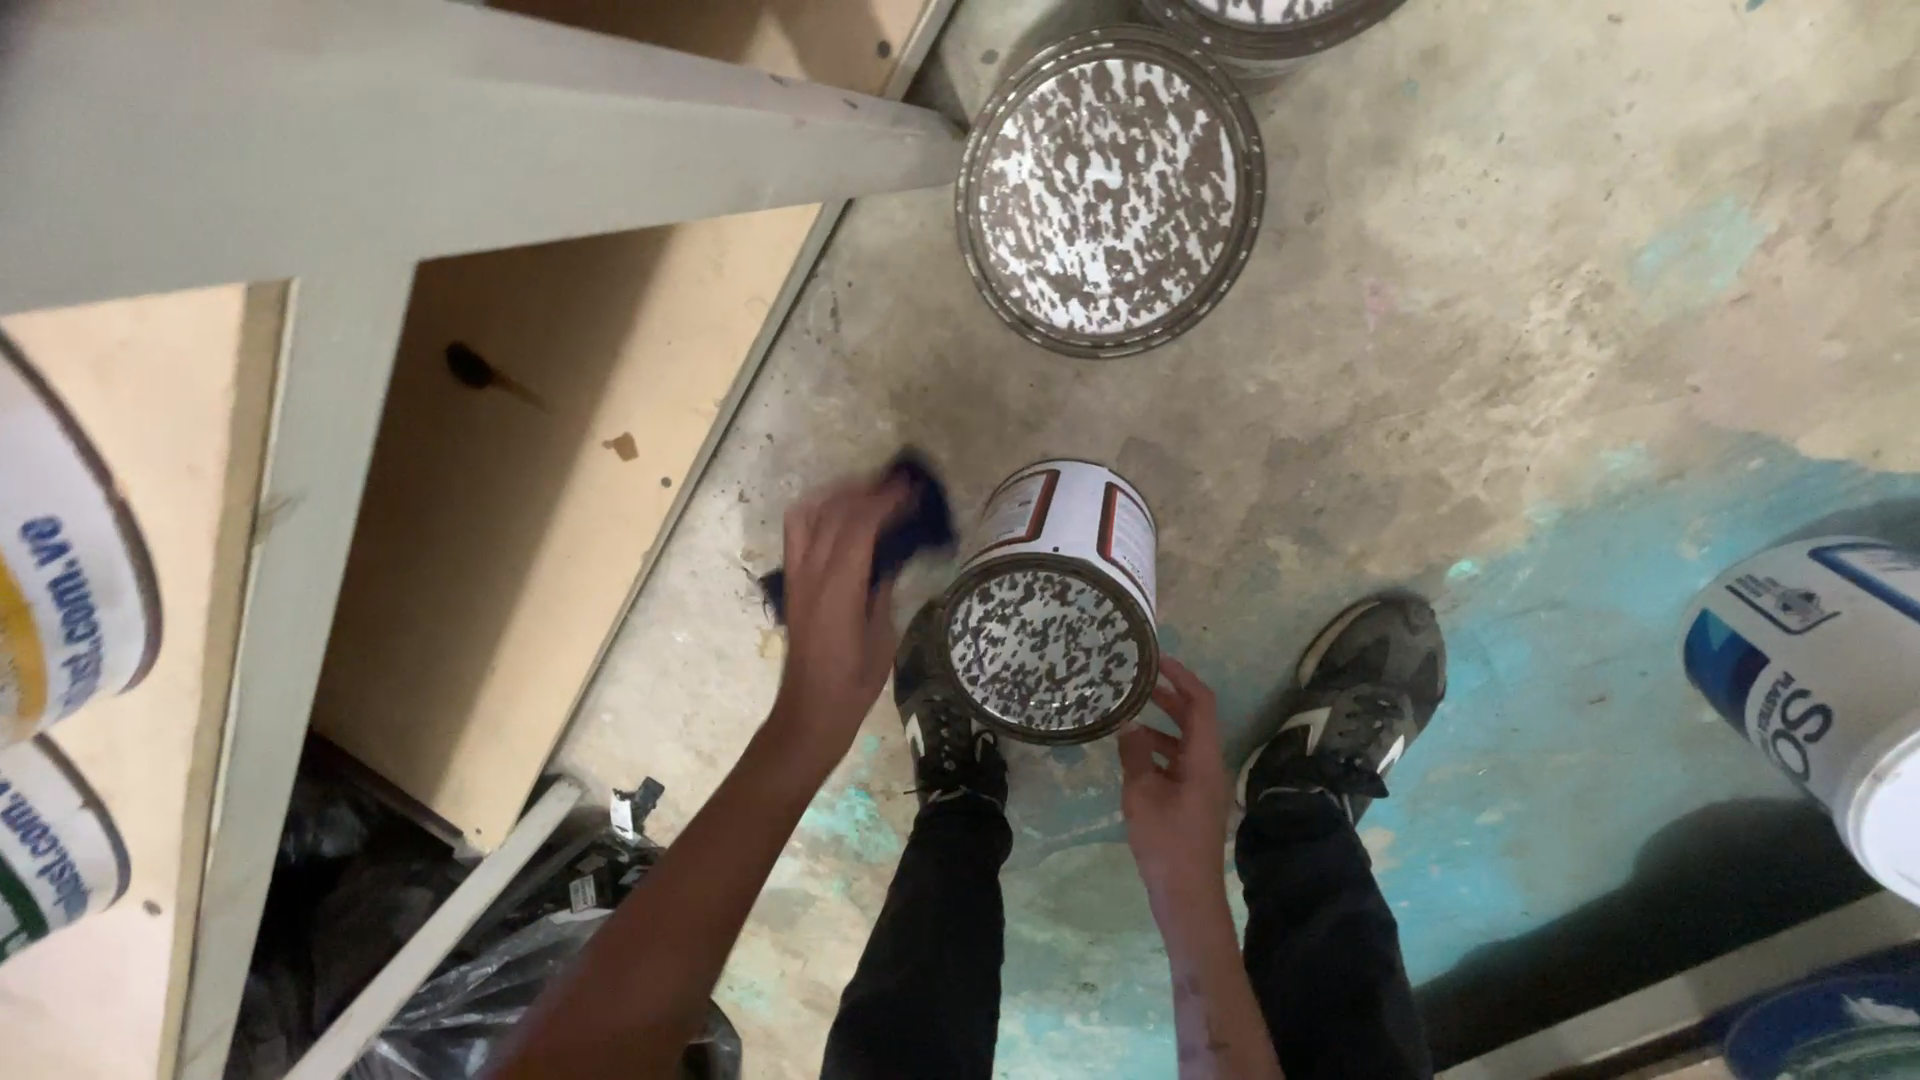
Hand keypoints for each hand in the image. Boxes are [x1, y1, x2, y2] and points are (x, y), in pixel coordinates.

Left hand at [768, 476, 908, 768]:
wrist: (811, 710)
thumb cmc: (854, 683)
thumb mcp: (882, 636)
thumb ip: (882, 590)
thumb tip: (890, 559)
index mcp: (839, 589)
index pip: (858, 527)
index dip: (885, 501)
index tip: (910, 489)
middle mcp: (811, 574)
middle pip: (834, 513)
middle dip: (866, 491)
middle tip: (898, 484)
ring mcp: (796, 577)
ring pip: (808, 516)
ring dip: (838, 495)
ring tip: (868, 490)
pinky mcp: (792, 583)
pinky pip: (798, 534)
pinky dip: (818, 512)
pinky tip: (841, 514)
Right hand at [1119, 657, 1230, 920]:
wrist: (1186, 896)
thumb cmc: (1166, 843)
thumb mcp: (1142, 793)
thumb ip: (1135, 754)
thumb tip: (1129, 723)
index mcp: (1204, 760)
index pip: (1201, 703)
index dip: (1182, 677)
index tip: (1156, 660)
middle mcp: (1210, 766)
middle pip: (1195, 719)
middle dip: (1168, 696)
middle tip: (1137, 680)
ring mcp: (1203, 784)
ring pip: (1185, 741)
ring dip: (1160, 723)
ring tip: (1127, 713)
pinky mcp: (1193, 800)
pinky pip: (1178, 761)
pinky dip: (1158, 749)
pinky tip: (1131, 753)